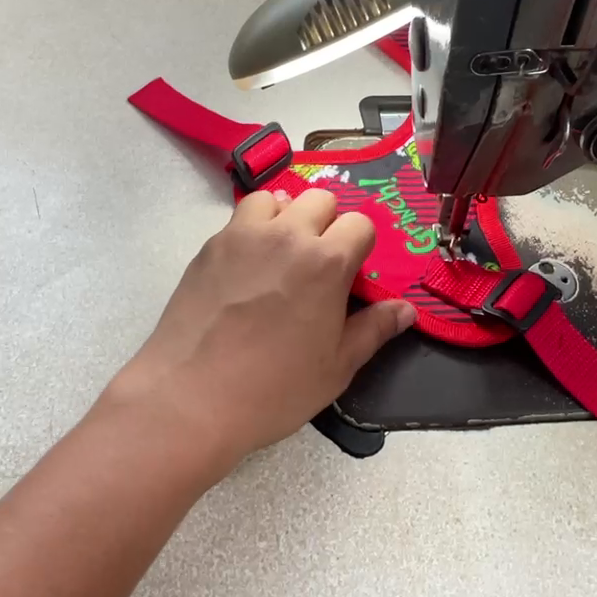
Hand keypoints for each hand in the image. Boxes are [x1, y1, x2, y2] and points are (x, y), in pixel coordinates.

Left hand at [110, 188, 415, 464]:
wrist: (190, 398)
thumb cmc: (273, 389)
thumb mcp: (337, 367)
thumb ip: (374, 330)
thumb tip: (406, 309)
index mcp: (326, 261)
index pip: (360, 224)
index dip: (361, 246)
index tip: (352, 274)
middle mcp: (286, 235)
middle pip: (320, 199)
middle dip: (328, 223)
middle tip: (319, 264)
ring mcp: (241, 236)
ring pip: (275, 198)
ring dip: (286, 216)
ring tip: (281, 254)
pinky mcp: (208, 247)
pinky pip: (239, 220)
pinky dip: (252, 231)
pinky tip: (247, 270)